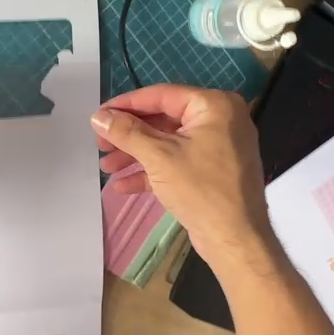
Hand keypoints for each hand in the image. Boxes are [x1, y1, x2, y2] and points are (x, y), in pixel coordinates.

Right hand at [92, 85, 281, 277]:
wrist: (235, 238)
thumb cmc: (200, 189)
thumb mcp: (159, 156)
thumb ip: (126, 133)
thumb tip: (98, 116)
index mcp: (214, 106)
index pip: (161, 96)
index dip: (126, 105)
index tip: (99, 115)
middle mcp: (219, 120)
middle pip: (163, 120)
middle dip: (129, 135)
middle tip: (100, 144)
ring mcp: (217, 148)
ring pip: (168, 144)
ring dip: (136, 155)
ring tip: (107, 167)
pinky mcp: (212, 172)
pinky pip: (177, 163)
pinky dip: (152, 172)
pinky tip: (123, 185)